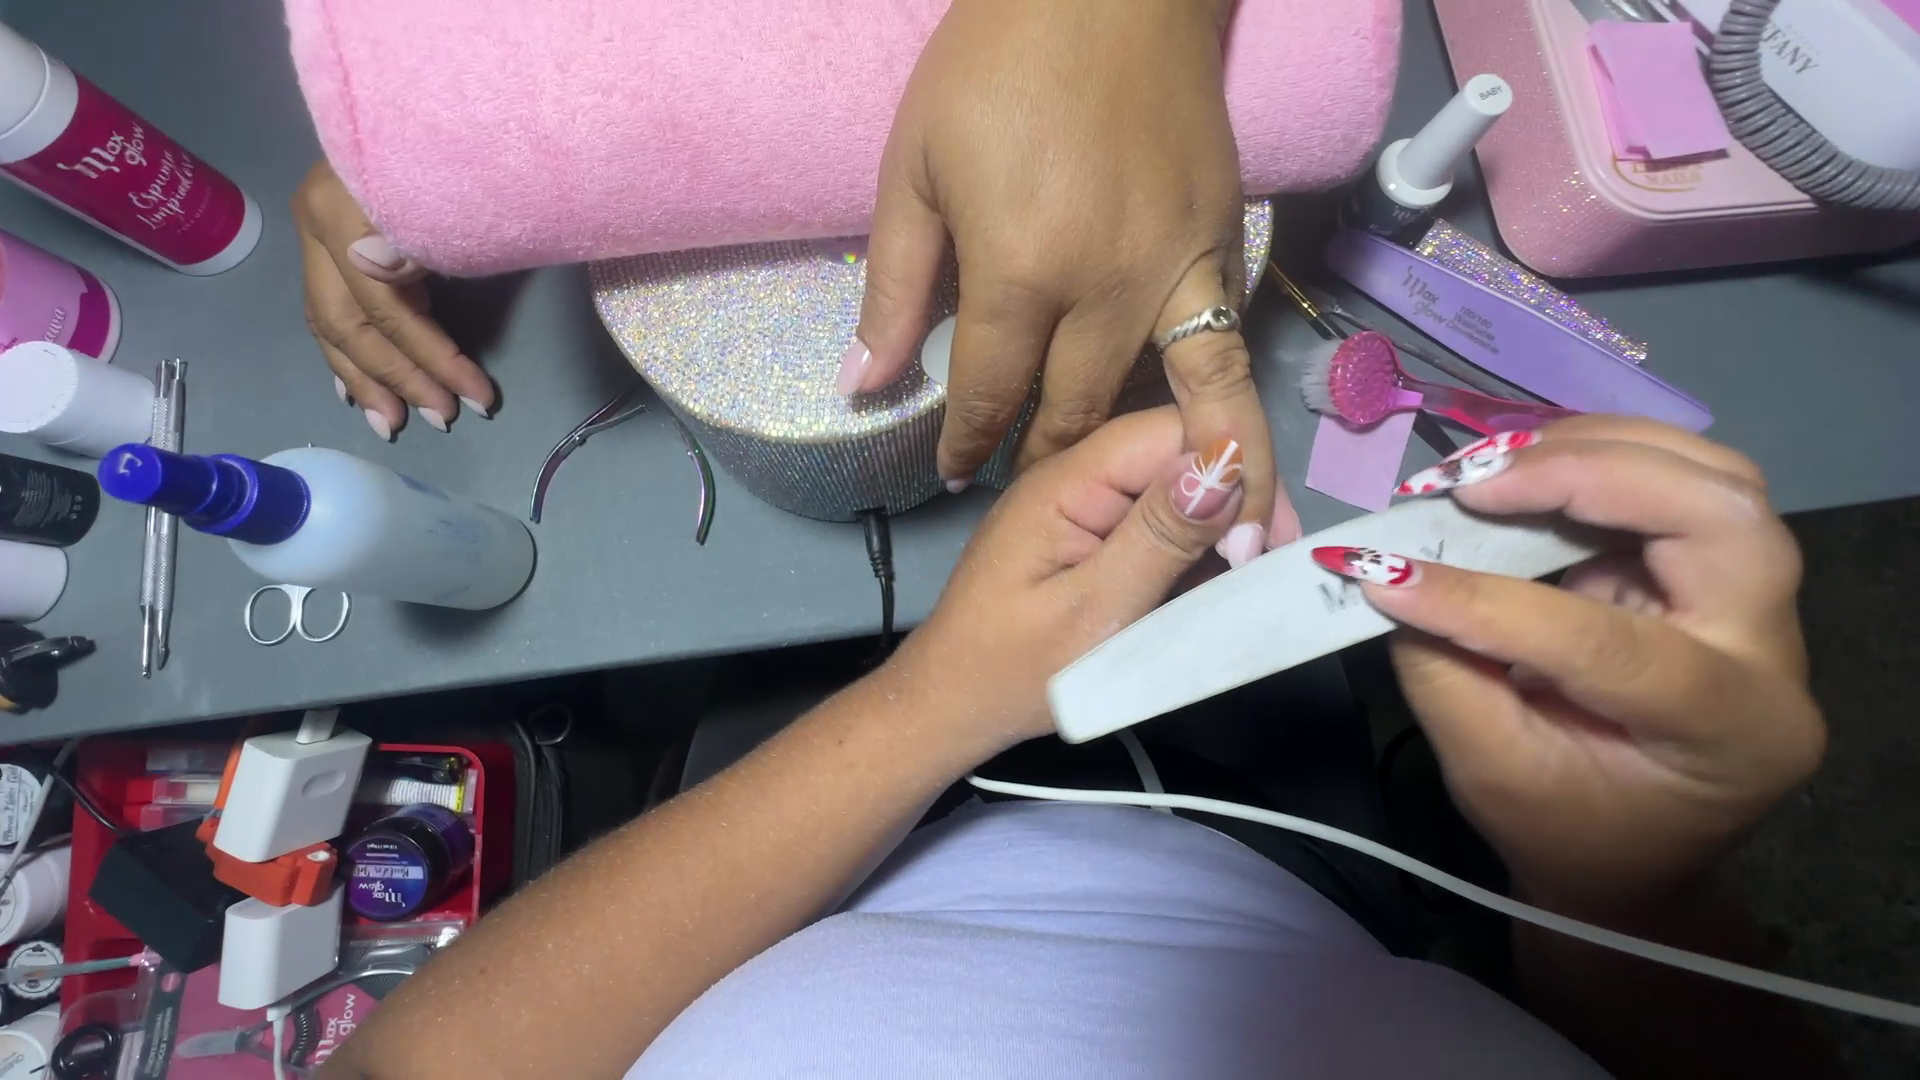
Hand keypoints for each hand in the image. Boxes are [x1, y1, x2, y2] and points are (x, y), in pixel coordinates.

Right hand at [292, 160, 495, 440]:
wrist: (439, 116)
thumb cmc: (458, 166)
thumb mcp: (450, 202)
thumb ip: (415, 237)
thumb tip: (376, 266)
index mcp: (343, 213)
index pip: (386, 309)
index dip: (434, 360)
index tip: (481, 399)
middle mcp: (318, 226)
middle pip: (349, 325)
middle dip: (397, 380)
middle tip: (442, 420)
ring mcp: (318, 236)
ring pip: (331, 325)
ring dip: (366, 380)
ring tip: (393, 423)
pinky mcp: (330, 247)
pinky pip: (330, 310)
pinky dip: (347, 354)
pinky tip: (357, 389)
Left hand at [850, 0, 1295, 566]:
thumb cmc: (992, 67)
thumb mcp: (913, 170)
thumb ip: (892, 289)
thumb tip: (863, 384)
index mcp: (1021, 271)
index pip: (987, 394)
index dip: (966, 441)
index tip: (957, 469)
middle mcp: (1107, 290)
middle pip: (1070, 412)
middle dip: (1037, 456)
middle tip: (1017, 475)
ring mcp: (1179, 270)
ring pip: (1160, 399)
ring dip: (1127, 449)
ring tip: (1112, 484)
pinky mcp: (1226, 244)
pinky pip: (1220, 345)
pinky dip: (1206, 397)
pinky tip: (1194, 426)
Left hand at [884, 406, 1243, 753]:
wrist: (952, 703)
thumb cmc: (1012, 670)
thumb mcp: (1094, 610)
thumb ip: (1159, 538)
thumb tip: (1226, 464)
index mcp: (1068, 481)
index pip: (1169, 430)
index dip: (1230, 467)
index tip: (1262, 538)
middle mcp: (1074, 478)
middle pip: (1174, 453)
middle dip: (1232, 499)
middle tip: (1267, 561)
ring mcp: (1078, 508)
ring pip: (1168, 490)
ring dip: (1214, 528)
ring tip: (1247, 576)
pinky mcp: (1084, 538)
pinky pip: (1148, 524)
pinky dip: (1186, 549)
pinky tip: (1210, 583)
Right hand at [1316, 417, 1823, 914]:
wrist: (1627, 850)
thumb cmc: (1559, 824)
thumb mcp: (1484, 766)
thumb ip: (1437, 669)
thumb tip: (1387, 576)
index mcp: (1726, 729)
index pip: (1603, 641)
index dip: (1478, 602)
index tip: (1375, 573)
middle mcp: (1767, 651)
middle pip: (1720, 514)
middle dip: (1583, 476)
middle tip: (1467, 485)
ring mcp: (1748, 601)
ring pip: (1707, 477)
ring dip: (1586, 450)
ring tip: (1481, 468)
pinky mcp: (1701, 573)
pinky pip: (1666, 481)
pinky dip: (1583, 457)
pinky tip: (1512, 469)